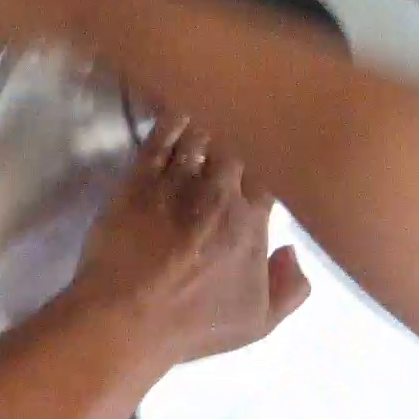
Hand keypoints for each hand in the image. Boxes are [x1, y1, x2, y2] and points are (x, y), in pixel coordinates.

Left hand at [62, 118, 310, 366]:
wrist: (125, 317)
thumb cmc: (190, 325)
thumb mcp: (258, 322)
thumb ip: (290, 286)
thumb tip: (293, 249)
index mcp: (253, 224)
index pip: (275, 173)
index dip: (278, 152)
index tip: (280, 136)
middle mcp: (218, 196)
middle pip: (239, 146)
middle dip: (246, 124)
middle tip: (252, 99)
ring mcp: (174, 186)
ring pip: (199, 138)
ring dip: (210, 115)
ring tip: (218, 94)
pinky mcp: (134, 184)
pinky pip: (156, 143)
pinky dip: (169, 122)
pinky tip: (176, 103)